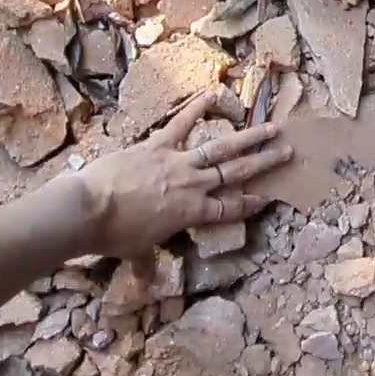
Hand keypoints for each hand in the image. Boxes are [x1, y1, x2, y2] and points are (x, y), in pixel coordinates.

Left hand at [55, 90, 289, 258]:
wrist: (88, 209)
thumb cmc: (113, 235)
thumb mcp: (134, 252)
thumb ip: (146, 263)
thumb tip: (147, 282)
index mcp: (192, 212)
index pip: (229, 208)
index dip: (250, 203)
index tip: (268, 196)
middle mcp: (193, 185)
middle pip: (236, 172)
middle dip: (263, 163)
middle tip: (286, 152)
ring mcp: (178, 161)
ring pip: (221, 147)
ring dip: (248, 137)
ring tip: (271, 127)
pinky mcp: (158, 144)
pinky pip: (180, 123)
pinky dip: (196, 108)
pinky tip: (212, 93)